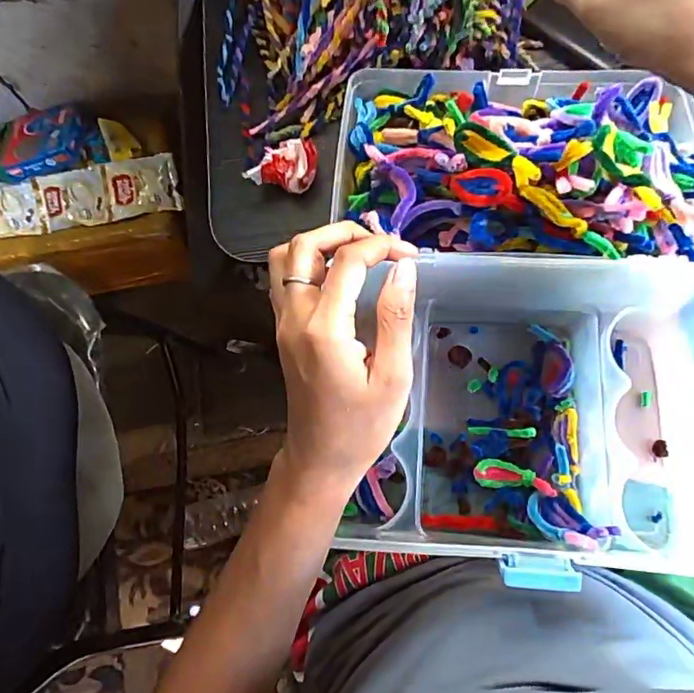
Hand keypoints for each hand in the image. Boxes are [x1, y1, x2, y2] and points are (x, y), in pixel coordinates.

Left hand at [266, 222, 417, 502]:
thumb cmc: (361, 428)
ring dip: (320, 243)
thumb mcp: (393, 377)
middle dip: (344, 232)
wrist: (319, 460)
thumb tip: (404, 269)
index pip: (347, 262)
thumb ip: (395, 318)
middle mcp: (294, 318)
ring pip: (284, 258)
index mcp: (324, 329)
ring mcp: (282, 323)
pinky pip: (284, 280)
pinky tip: (339, 276)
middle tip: (381, 244)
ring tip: (358, 252)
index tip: (411, 256)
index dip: (381, 247)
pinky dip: (308, 263)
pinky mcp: (282, 331)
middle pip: (303, 246)